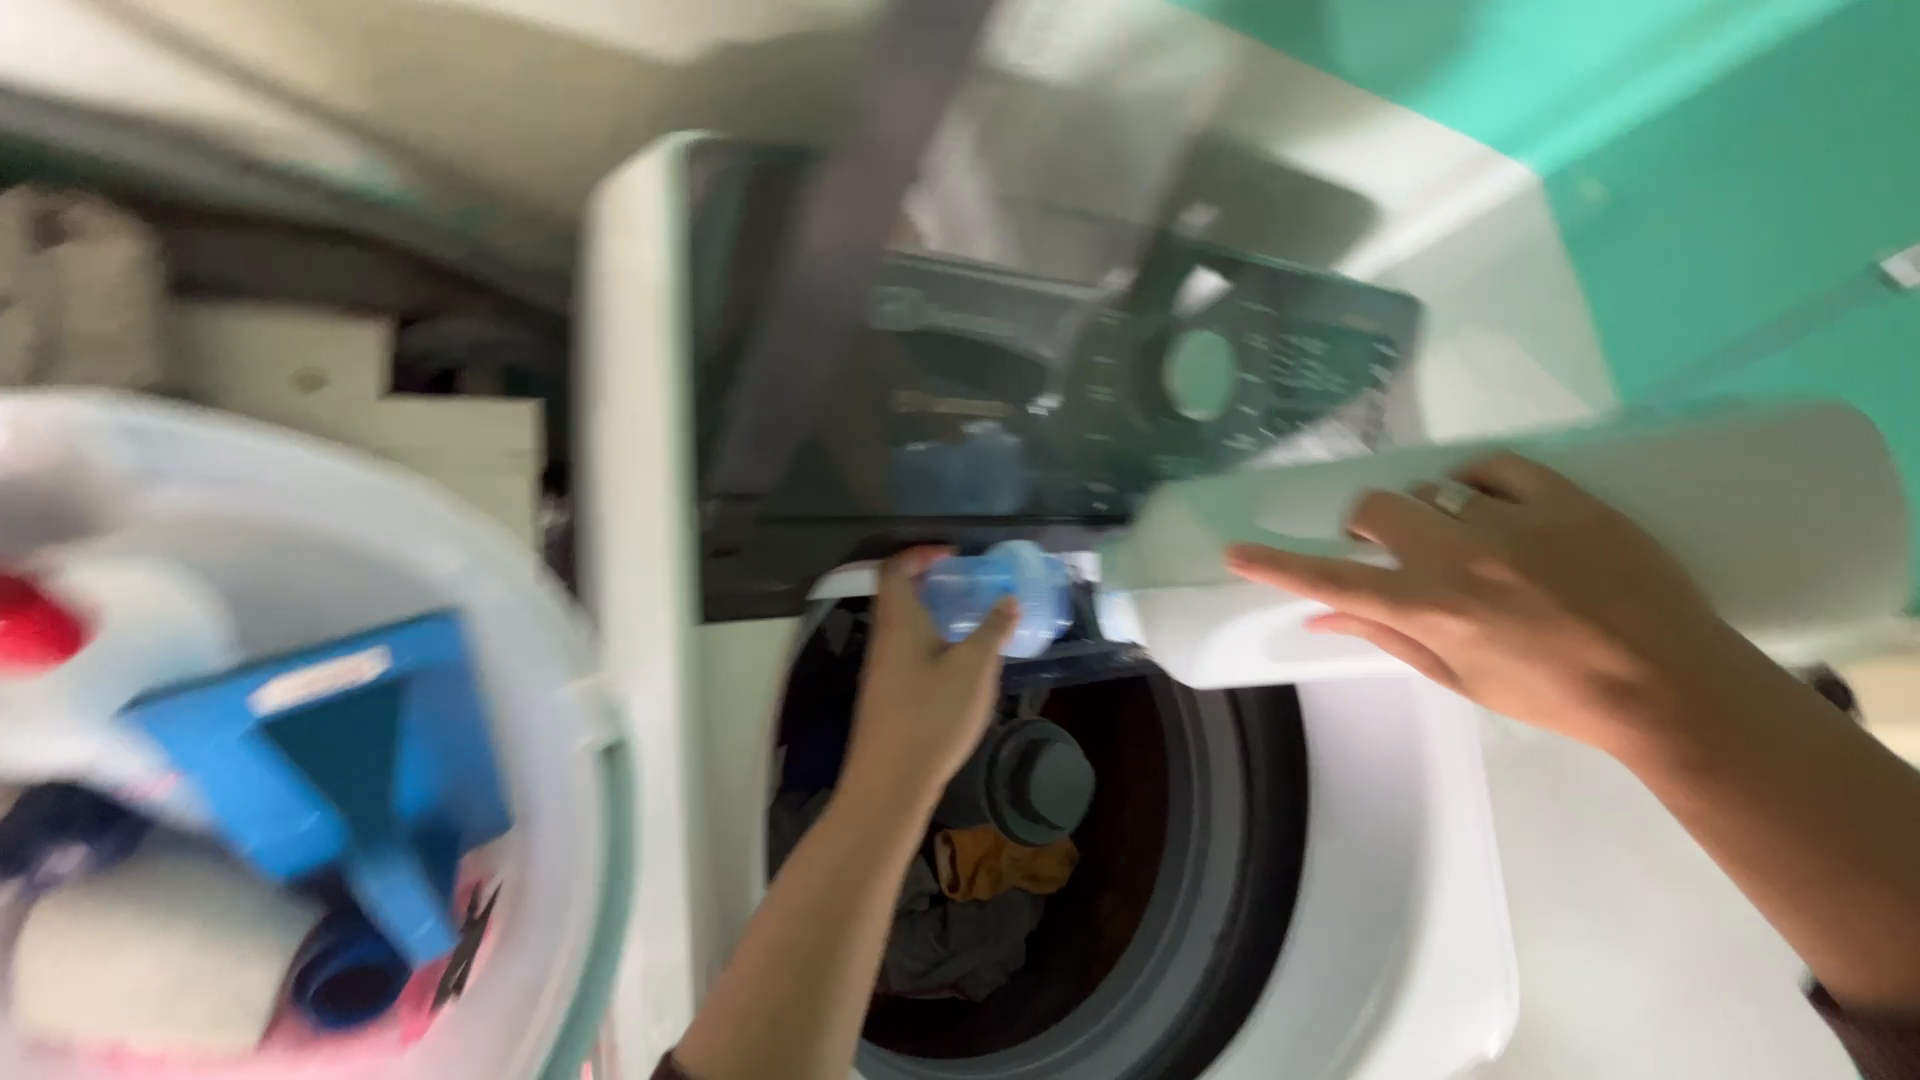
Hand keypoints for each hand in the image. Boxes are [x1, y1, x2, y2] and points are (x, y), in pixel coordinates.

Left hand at [840, 548, 1017, 811]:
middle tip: (964, 585)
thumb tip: (1008, 600)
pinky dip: (927, 643)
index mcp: (899, 621)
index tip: (953, 555)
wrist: (890, 779)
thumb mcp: (975, 668)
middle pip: (895, 595)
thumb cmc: (932, 714)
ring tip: (966, 623)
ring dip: (929, 615)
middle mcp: (883, 638)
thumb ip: (992, 630)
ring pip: (901, 626)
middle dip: (928, 583)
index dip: (920, 553)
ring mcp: (879, 669)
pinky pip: (904, 652)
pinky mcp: (884, 696)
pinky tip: (954, 665)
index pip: (896, 569)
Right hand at [1226, 453, 1767, 754]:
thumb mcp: (1458, 677)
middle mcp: (1459, 561)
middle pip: (1376, 508)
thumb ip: (1385, 638)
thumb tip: (1320, 618)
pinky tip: (1495, 506)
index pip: (1333, 582)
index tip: (1235, 551)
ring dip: (1427, 511)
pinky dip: (1479, 482)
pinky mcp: (1563, 499)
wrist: (1670, 683)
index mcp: (1430, 613)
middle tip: (1390, 543)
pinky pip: (1492, 466)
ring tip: (1463, 536)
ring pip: (1430, 488)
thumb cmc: (1551, 693)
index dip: (1276, 566)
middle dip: (1368, 522)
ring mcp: (1512, 523)